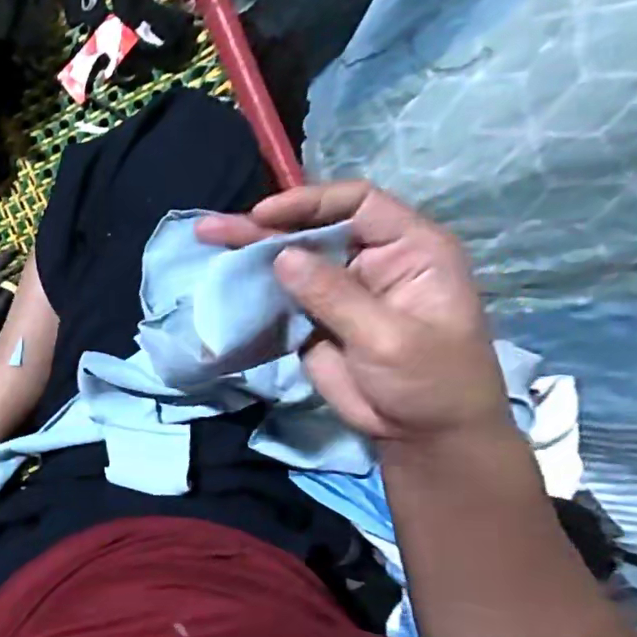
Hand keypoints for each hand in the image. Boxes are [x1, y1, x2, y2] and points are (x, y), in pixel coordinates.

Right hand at [195, 180, 511, 444]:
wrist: (421, 433)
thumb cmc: (431, 382)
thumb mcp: (389, 338)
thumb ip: (335, 295)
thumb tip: (282, 256)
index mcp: (410, 251)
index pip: (359, 204)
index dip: (309, 203)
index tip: (263, 217)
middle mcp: (371, 259)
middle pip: (312, 227)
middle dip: (262, 225)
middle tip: (212, 228)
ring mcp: (337, 286)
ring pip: (286, 255)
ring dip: (246, 249)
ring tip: (205, 238)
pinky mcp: (309, 312)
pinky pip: (274, 288)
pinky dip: (246, 281)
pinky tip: (218, 274)